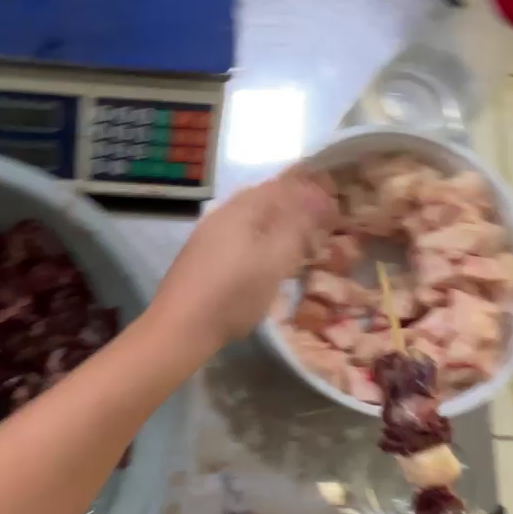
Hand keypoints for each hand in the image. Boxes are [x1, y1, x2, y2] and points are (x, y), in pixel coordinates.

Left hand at [151, 170, 333, 352]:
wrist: (180, 328)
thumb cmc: (233, 294)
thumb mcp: (274, 260)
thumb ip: (297, 226)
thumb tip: (317, 197)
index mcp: (240, 210)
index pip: (280, 186)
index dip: (307, 191)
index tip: (332, 204)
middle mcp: (220, 216)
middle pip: (262, 199)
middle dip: (291, 205)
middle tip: (317, 221)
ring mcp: (206, 237)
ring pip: (248, 219)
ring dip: (274, 224)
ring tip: (296, 241)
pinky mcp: (201, 259)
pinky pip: (237, 237)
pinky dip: (258, 240)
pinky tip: (264, 259)